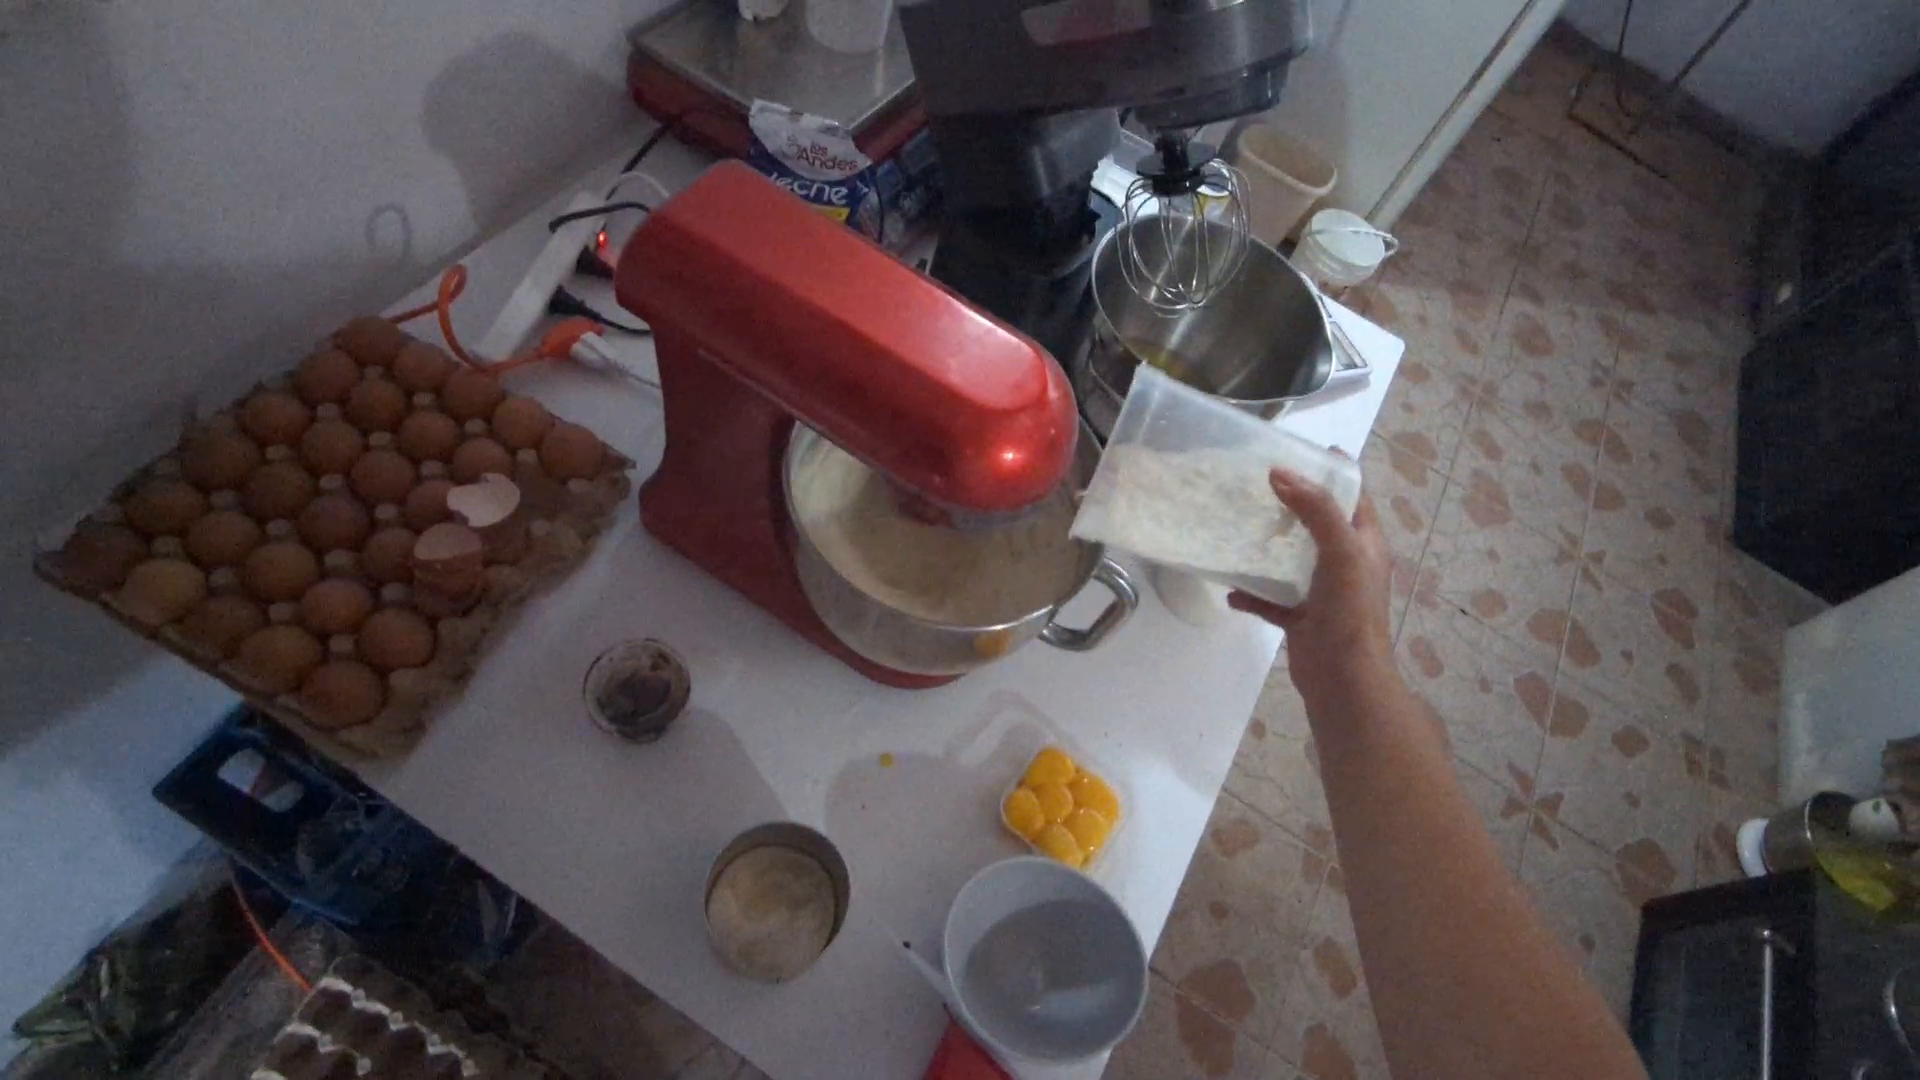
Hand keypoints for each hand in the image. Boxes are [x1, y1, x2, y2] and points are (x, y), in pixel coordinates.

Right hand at [1228, 467, 1395, 709]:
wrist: (1343, 678)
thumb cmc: (1349, 612)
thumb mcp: (1341, 552)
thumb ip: (1316, 511)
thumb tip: (1280, 473)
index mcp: (1364, 545)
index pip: (1353, 496)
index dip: (1332, 471)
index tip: (1300, 449)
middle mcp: (1345, 565)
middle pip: (1318, 524)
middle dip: (1291, 504)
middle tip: (1256, 484)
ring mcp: (1322, 593)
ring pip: (1292, 561)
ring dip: (1267, 547)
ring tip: (1237, 527)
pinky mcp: (1300, 618)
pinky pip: (1271, 600)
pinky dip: (1251, 593)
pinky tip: (1230, 589)